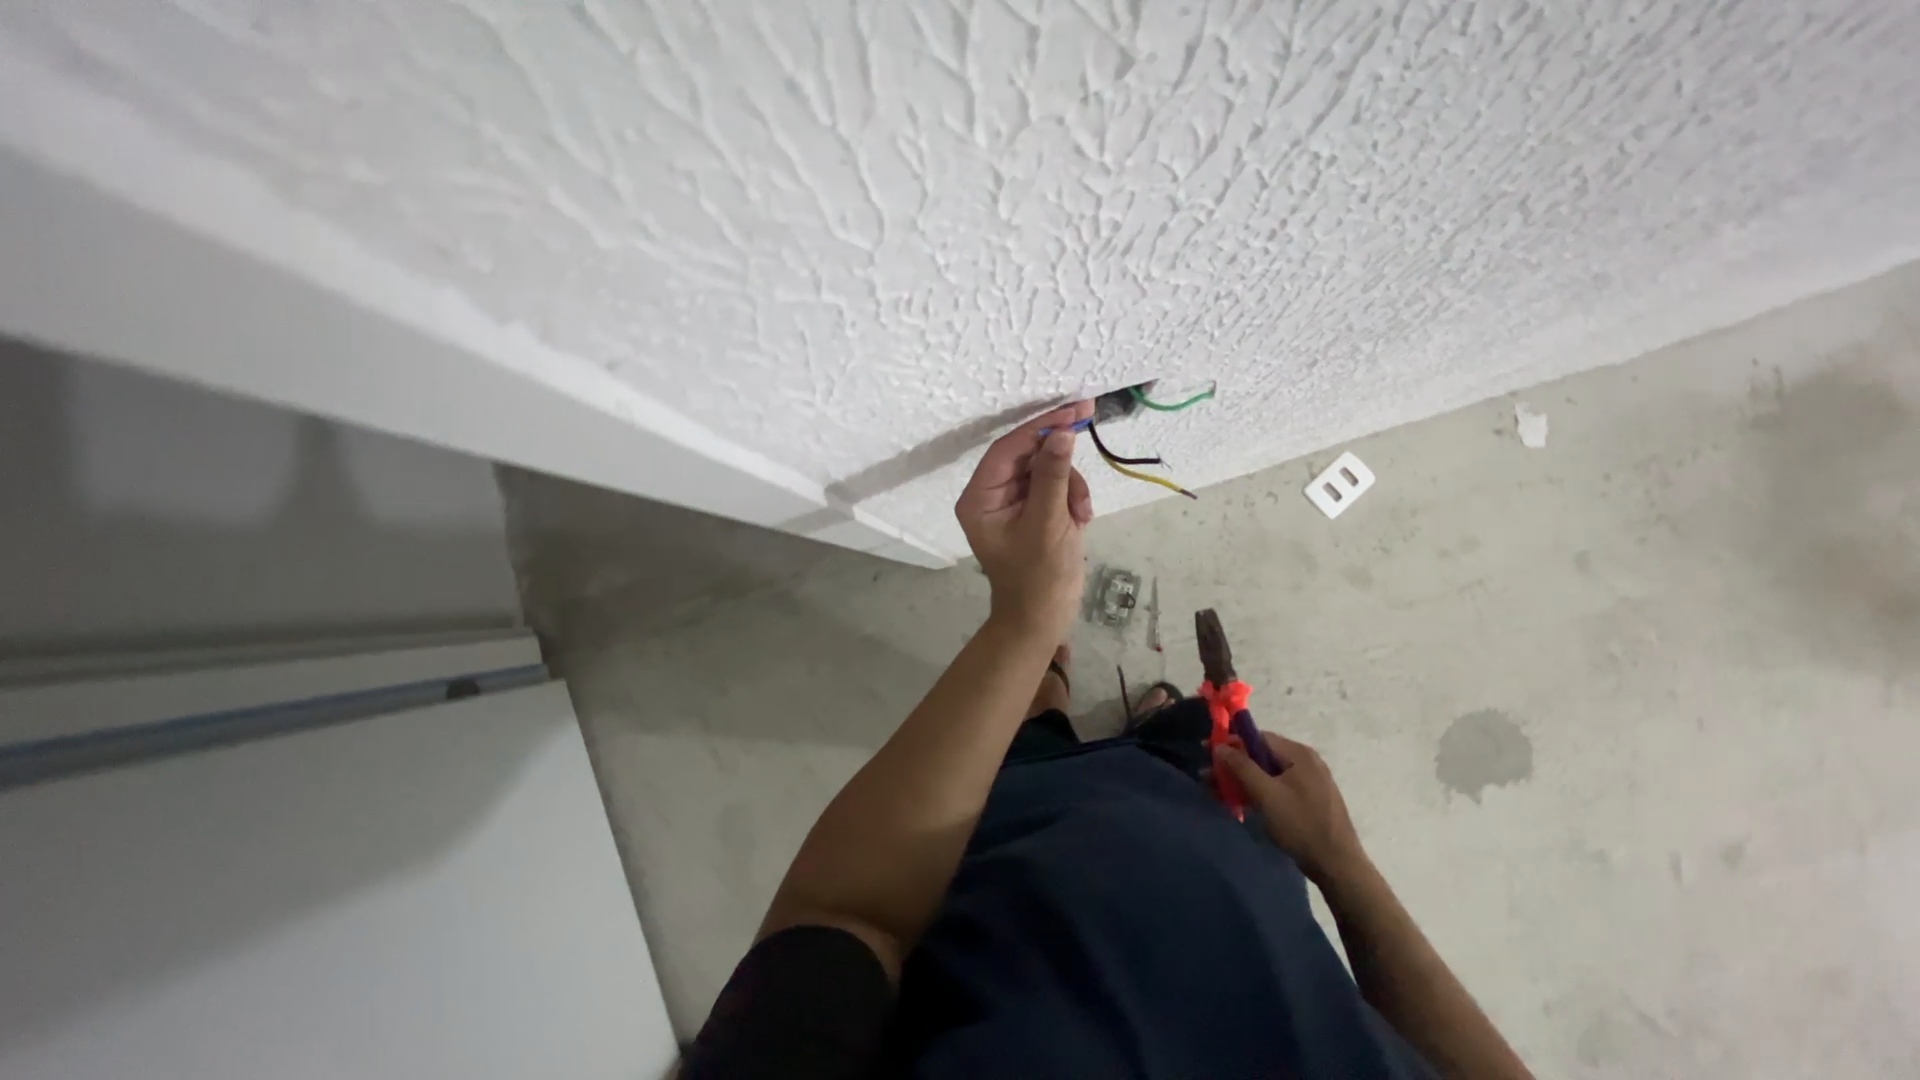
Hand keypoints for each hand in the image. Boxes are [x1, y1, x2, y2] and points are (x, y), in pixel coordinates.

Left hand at [954, 402, 1094, 636]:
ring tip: (1080, 515)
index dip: (1041, 427)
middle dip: (1061, 461)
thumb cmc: (1038, 576)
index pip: (1008, 448)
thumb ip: (1053, 475)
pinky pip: (1055, 488)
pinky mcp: (1033, 512)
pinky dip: (1071, 499)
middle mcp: (991, 495)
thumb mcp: (1048, 522)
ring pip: (1047, 470)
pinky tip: (1079, 521)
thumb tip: (1061, 432)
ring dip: (1070, 486)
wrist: (1043, 619)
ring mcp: (1012, 503)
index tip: (1075, 410)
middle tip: (1089, 430)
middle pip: (1029, 455)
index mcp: (979, 497)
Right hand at [1215, 732, 1366, 883]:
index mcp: (1299, 754)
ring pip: (1268, 773)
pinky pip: (1277, 787)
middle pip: (1261, 755)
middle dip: (1233, 764)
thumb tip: (1219, 746)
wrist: (1337, 865)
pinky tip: (1242, 803)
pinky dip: (1258, 791)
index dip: (1230, 743)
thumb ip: (1241, 767)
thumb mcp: (1265, 794)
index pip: (1257, 737)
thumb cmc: (1300, 825)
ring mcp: (1310, 781)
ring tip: (1218, 792)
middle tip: (1208, 776)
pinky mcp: (1310, 799)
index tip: (1206, 753)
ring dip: (1242, 780)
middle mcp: (1306, 761)